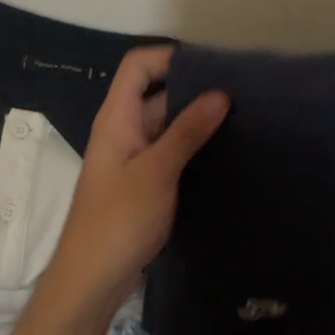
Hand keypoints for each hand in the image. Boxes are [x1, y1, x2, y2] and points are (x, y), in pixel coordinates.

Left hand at [42, 46, 228, 312]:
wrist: (93, 278)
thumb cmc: (119, 219)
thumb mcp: (157, 171)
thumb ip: (187, 131)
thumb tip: (220, 93)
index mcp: (116, 119)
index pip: (138, 66)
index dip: (170, 57)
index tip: (212, 66)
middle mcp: (122, 132)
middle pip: (156, 94)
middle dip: (194, 90)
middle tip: (241, 94)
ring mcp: (132, 160)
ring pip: (165, 126)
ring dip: (195, 122)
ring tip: (241, 122)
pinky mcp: (142, 185)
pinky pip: (168, 154)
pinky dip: (191, 150)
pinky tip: (223, 156)